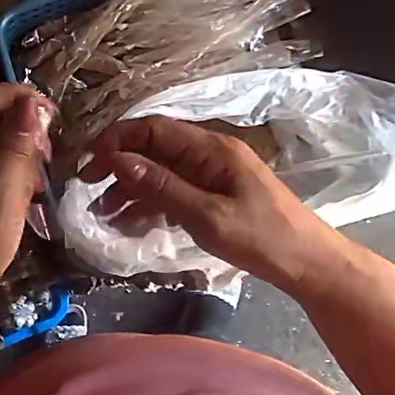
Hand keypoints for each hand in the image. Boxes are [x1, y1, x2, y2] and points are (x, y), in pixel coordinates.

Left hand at [0, 84, 52, 313]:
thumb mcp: (7, 192)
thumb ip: (19, 146)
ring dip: (25, 153)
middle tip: (49, 153)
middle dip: (25, 127)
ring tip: (41, 180)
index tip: (49, 114)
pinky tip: (31, 193)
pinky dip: (17, 173)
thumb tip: (33, 104)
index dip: (17, 96)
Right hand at [79, 116, 349, 292]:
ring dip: (126, 189)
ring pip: (156, 172)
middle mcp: (207, 155)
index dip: (117, 139)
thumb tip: (117, 160)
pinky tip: (124, 223)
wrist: (308, 265)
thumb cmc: (261, 238)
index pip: (153, 129)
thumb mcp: (206, 215)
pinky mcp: (209, 196)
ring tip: (99, 213)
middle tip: (86, 186)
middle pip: (151, 149)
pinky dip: (144, 205)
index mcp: (211, 149)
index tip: (88, 161)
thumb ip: (160, 187)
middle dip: (115, 164)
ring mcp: (208, 175)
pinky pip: (168, 192)